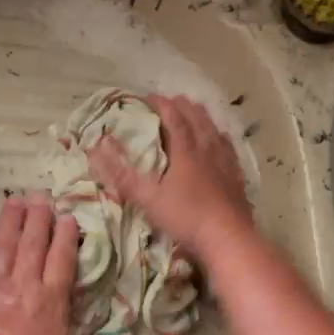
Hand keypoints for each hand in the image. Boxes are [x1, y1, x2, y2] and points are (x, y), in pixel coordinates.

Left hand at [0, 193, 147, 334]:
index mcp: (50, 304)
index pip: (62, 260)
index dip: (66, 237)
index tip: (69, 216)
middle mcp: (21, 287)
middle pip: (32, 244)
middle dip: (39, 218)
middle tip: (42, 195)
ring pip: (3, 244)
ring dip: (10, 220)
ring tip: (15, 199)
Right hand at [86, 94, 252, 259]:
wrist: (227, 237)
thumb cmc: (185, 216)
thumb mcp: (148, 199)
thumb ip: (122, 176)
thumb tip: (96, 151)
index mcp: (185, 151)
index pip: (173, 118)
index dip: (161, 104)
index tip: (148, 97)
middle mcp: (207, 149)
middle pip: (196, 118)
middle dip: (182, 106)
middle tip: (171, 100)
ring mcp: (225, 162)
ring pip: (214, 130)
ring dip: (202, 117)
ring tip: (196, 110)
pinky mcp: (237, 176)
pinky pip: (229, 148)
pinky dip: (221, 137)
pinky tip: (221, 139)